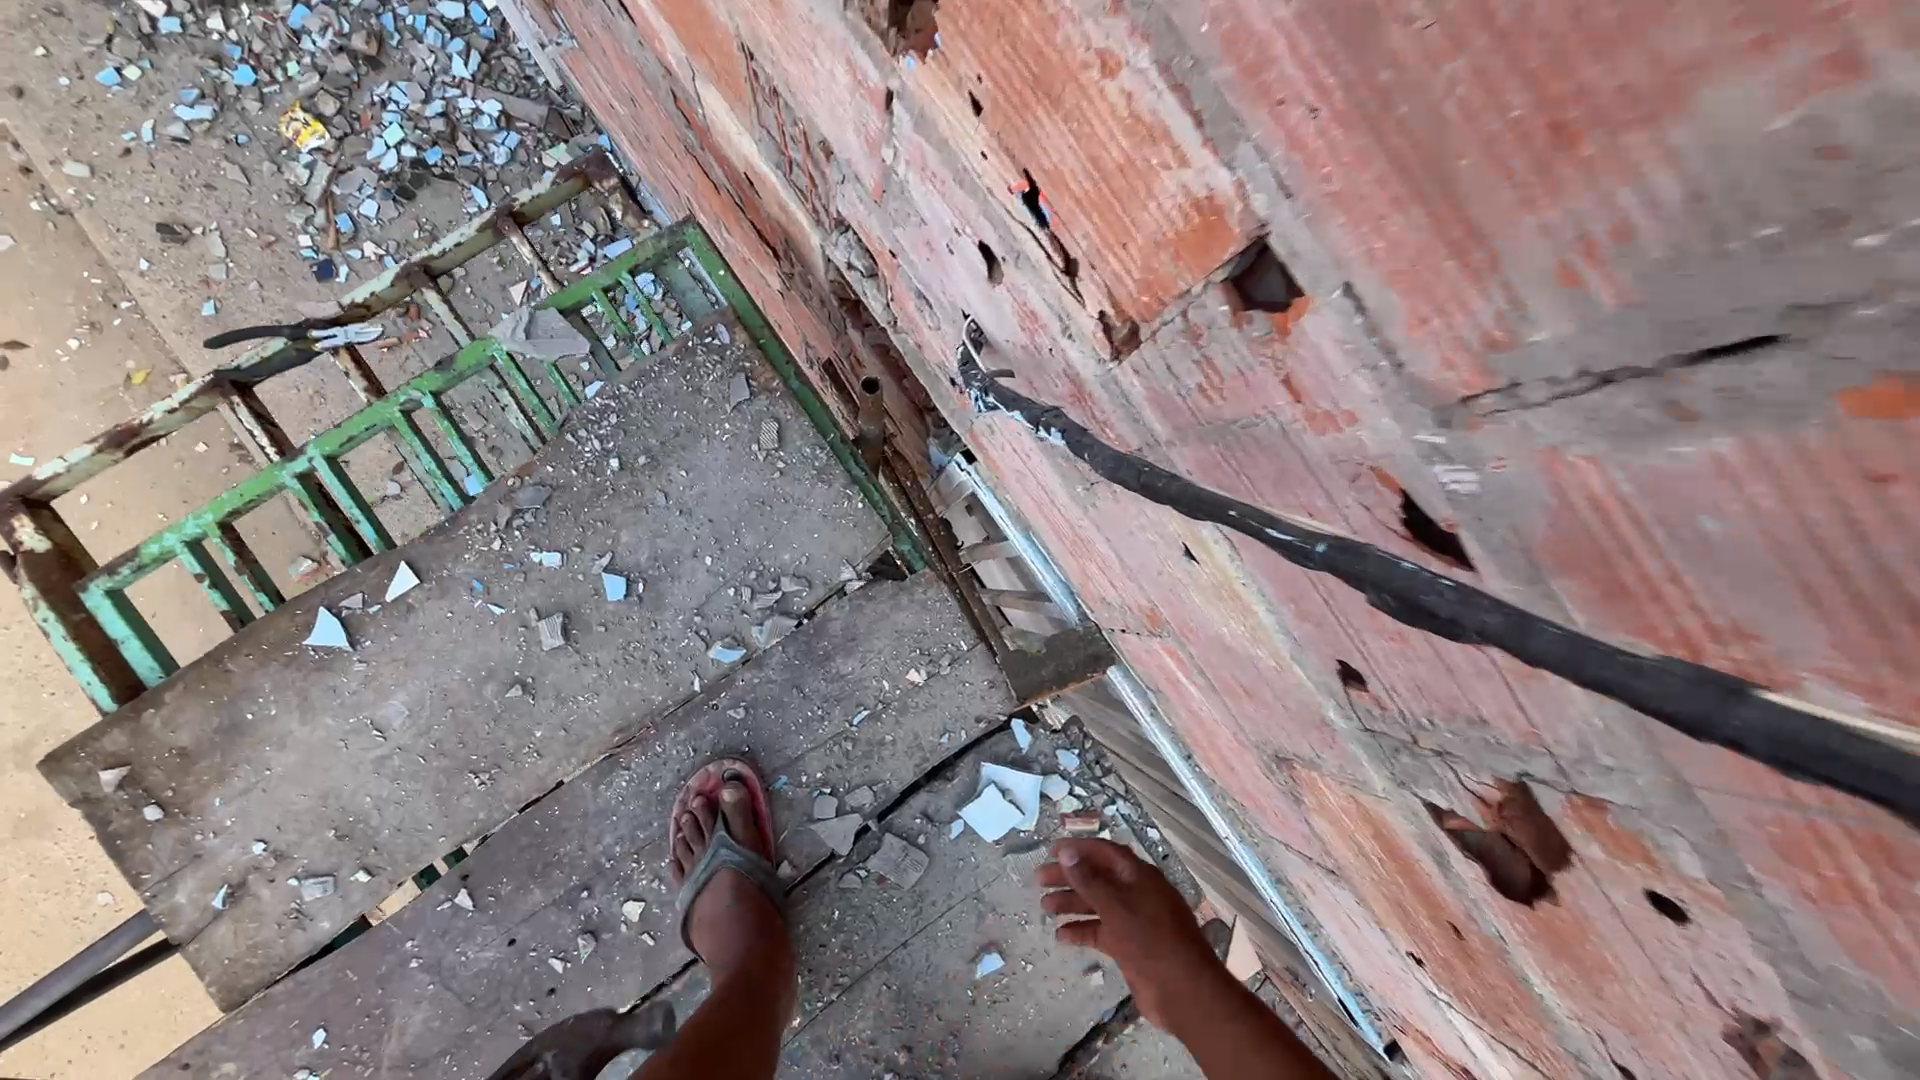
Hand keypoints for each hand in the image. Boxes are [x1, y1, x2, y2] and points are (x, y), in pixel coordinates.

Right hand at [1037, 838, 1233, 1032]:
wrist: (1183, 991)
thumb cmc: (1151, 940)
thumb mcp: (1116, 906)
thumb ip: (1090, 880)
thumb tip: (1067, 851)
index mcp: (1138, 876)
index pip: (1104, 852)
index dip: (1078, 849)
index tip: (1051, 851)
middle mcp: (1135, 893)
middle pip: (1098, 877)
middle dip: (1069, 876)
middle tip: (1039, 879)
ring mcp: (1133, 920)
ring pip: (1097, 905)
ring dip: (1072, 903)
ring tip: (1044, 906)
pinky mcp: (1130, 946)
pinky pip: (1101, 931)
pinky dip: (1082, 931)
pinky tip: (1061, 936)